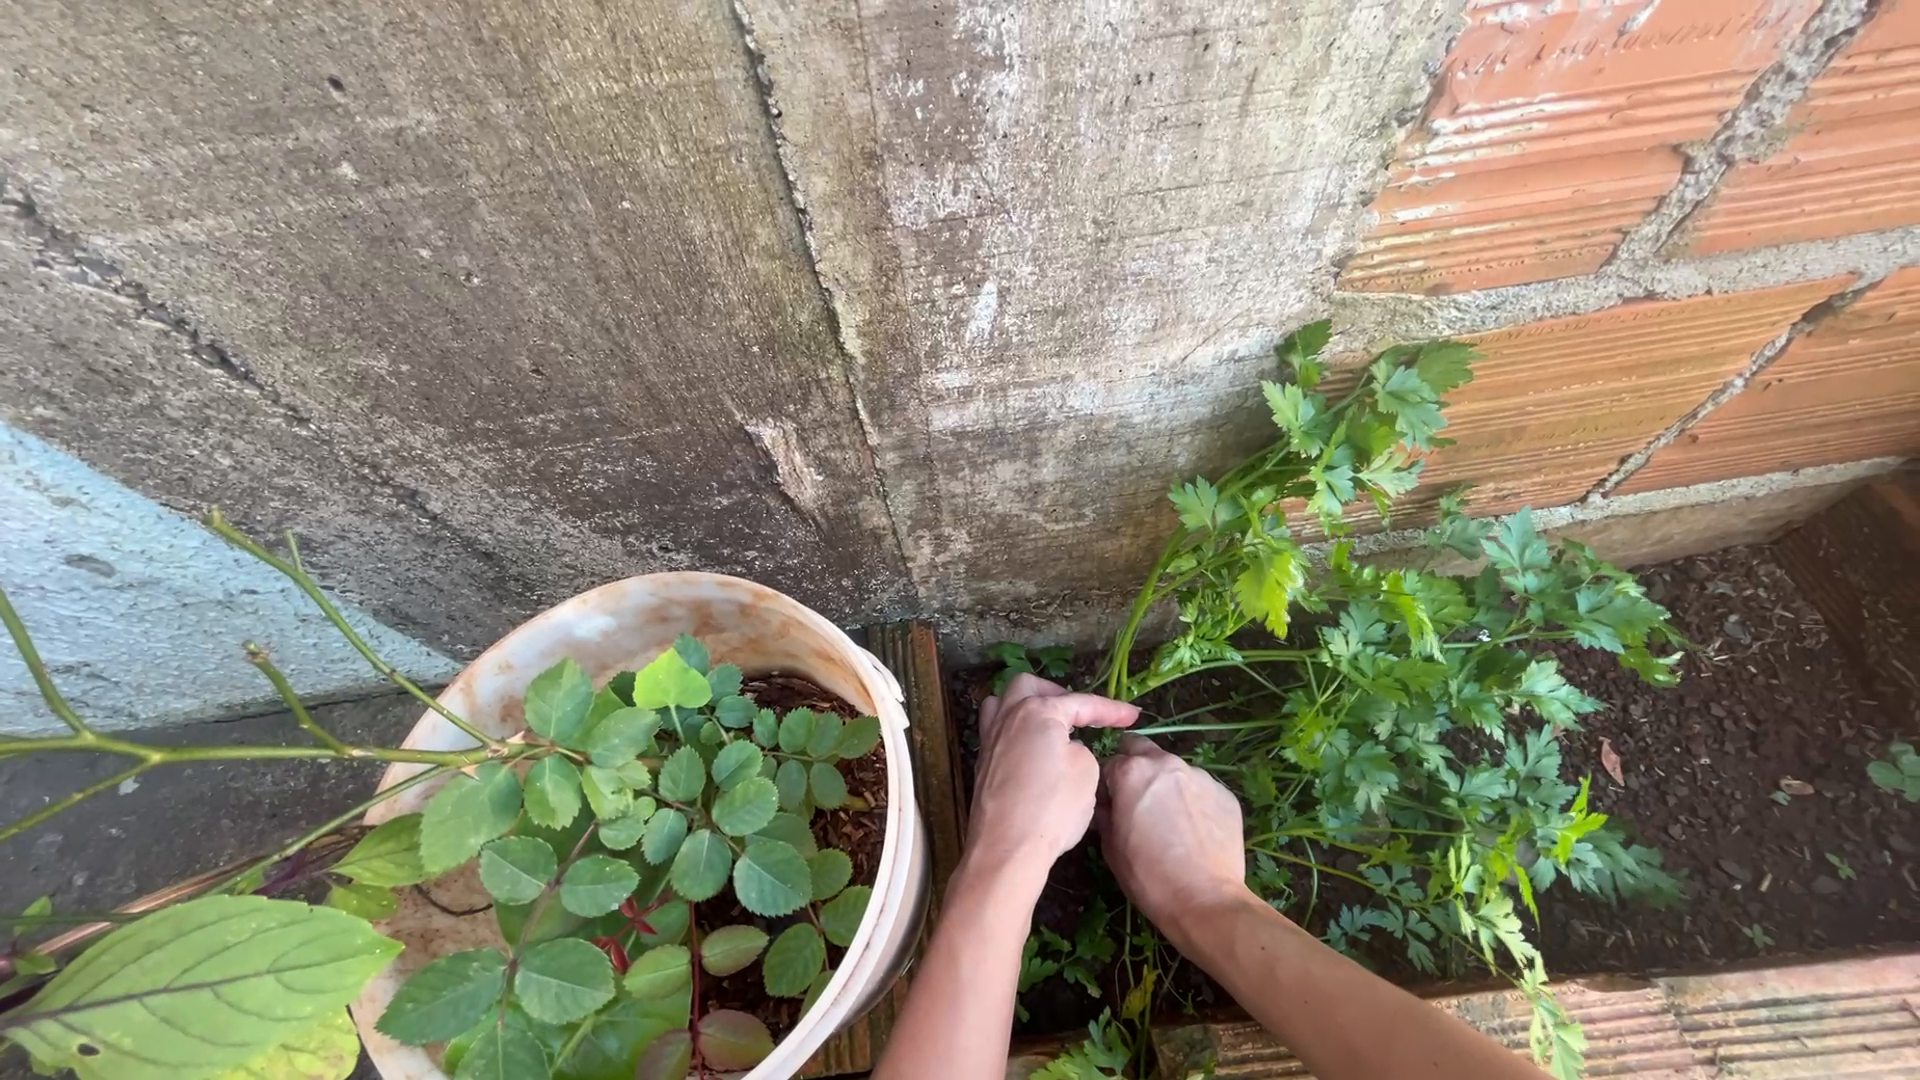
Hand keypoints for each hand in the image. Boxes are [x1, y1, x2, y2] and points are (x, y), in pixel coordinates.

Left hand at [968, 674, 1137, 872]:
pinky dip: (1015, 729)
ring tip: (1047, 722)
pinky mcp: (983, 764)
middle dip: (1057, 692)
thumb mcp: (1086, 772)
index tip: (1132, 714)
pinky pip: (996, 729)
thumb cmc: (1052, 806)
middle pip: (1028, 686)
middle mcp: (1009, 717)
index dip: (1110, 709)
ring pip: (1002, 702)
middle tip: (1078, 713)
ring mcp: (990, 739)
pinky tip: (1031, 749)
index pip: (1081, 703)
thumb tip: (1067, 748)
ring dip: (1026, 703)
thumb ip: (1080, 749)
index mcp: (1038, 711)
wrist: (1008, 847)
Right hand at [1098, 735, 1250, 939]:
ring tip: (1172, 821)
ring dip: (1167, 785)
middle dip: (1136, 768)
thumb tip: (1106, 804)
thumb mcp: (1110, 846)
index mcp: (1131, 771)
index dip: (1108, 785)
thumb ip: (1104, 812)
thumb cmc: (1147, 875)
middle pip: (1142, 750)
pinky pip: (1201, 789)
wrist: (1205, 901)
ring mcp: (1199, 776)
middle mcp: (1166, 763)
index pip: (1110, 763)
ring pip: (1174, 770)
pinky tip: (1195, 831)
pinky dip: (1194, 802)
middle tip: (1138, 800)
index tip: (1112, 806)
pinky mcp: (1225, 793)